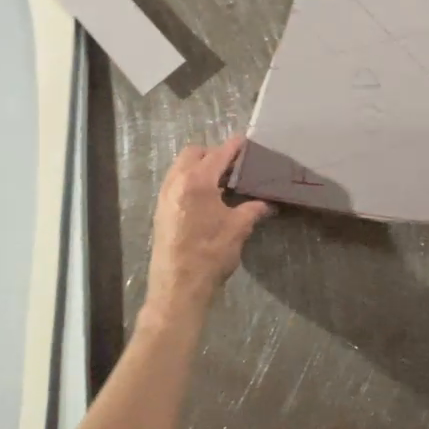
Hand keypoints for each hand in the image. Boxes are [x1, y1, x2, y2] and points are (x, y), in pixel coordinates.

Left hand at [140, 137, 271, 322]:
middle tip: (234, 165)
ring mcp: (165, 197)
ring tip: (221, 181)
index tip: (247, 140)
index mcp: (197, 182)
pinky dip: (190, 182)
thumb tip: (268, 204)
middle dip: (213, 153)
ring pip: (181, 168)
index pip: (218, 154)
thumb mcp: (238, 228)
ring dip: (199, 167)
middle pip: (194, 153)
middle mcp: (177, 183)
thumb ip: (253, 209)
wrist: (179, 287)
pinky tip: (207, 198)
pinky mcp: (161, 211)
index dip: (235, 146)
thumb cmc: (211, 253)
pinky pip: (176, 184)